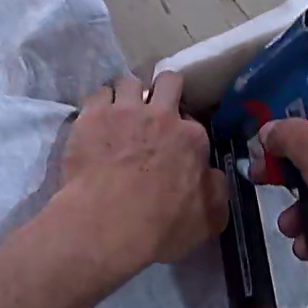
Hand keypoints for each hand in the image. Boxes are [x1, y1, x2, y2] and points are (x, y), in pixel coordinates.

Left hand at [58, 72, 227, 270]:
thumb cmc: (161, 226)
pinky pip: (98, 94)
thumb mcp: (209, 218)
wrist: (106, 225)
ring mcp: (124, 112)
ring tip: (120, 111)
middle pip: (168, 81)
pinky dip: (99, 103)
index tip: (176, 143)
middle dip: (163, 89)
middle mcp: (162, 116)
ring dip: (127, 93)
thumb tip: (211, 175)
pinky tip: (95, 120)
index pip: (193, 120)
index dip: (185, 129)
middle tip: (154, 108)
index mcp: (192, 138)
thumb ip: (216, 189)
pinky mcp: (91, 117)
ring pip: (129, 81)